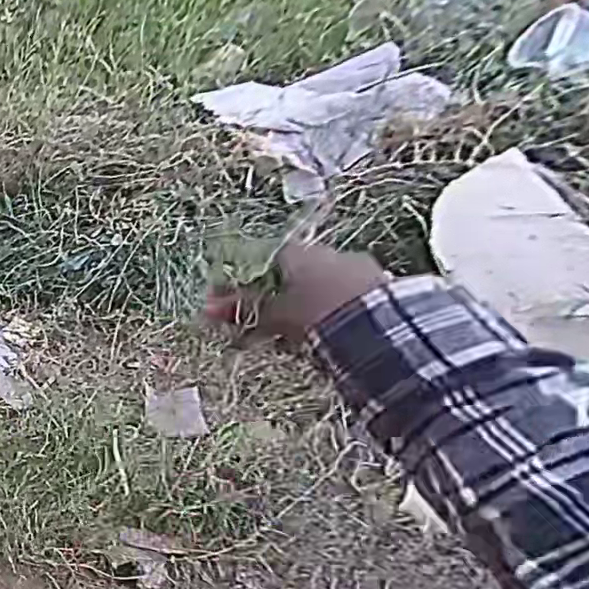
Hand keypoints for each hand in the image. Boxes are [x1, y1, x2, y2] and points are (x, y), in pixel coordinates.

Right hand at [204, 241, 388, 339]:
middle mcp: (330, 255)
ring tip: (279, 334)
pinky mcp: (378, 289)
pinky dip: (319, 313)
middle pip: (288, 275)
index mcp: (302, 254)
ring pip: (313, 288)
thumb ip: (240, 310)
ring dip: (293, 308)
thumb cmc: (315, 312)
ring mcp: (358, 270)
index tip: (227, 299)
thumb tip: (205, 309)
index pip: (261, 260)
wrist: (382, 325)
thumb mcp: (271, 314)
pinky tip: (310, 334)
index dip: (241, 280)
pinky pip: (337, 298)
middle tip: (251, 321)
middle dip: (267, 297)